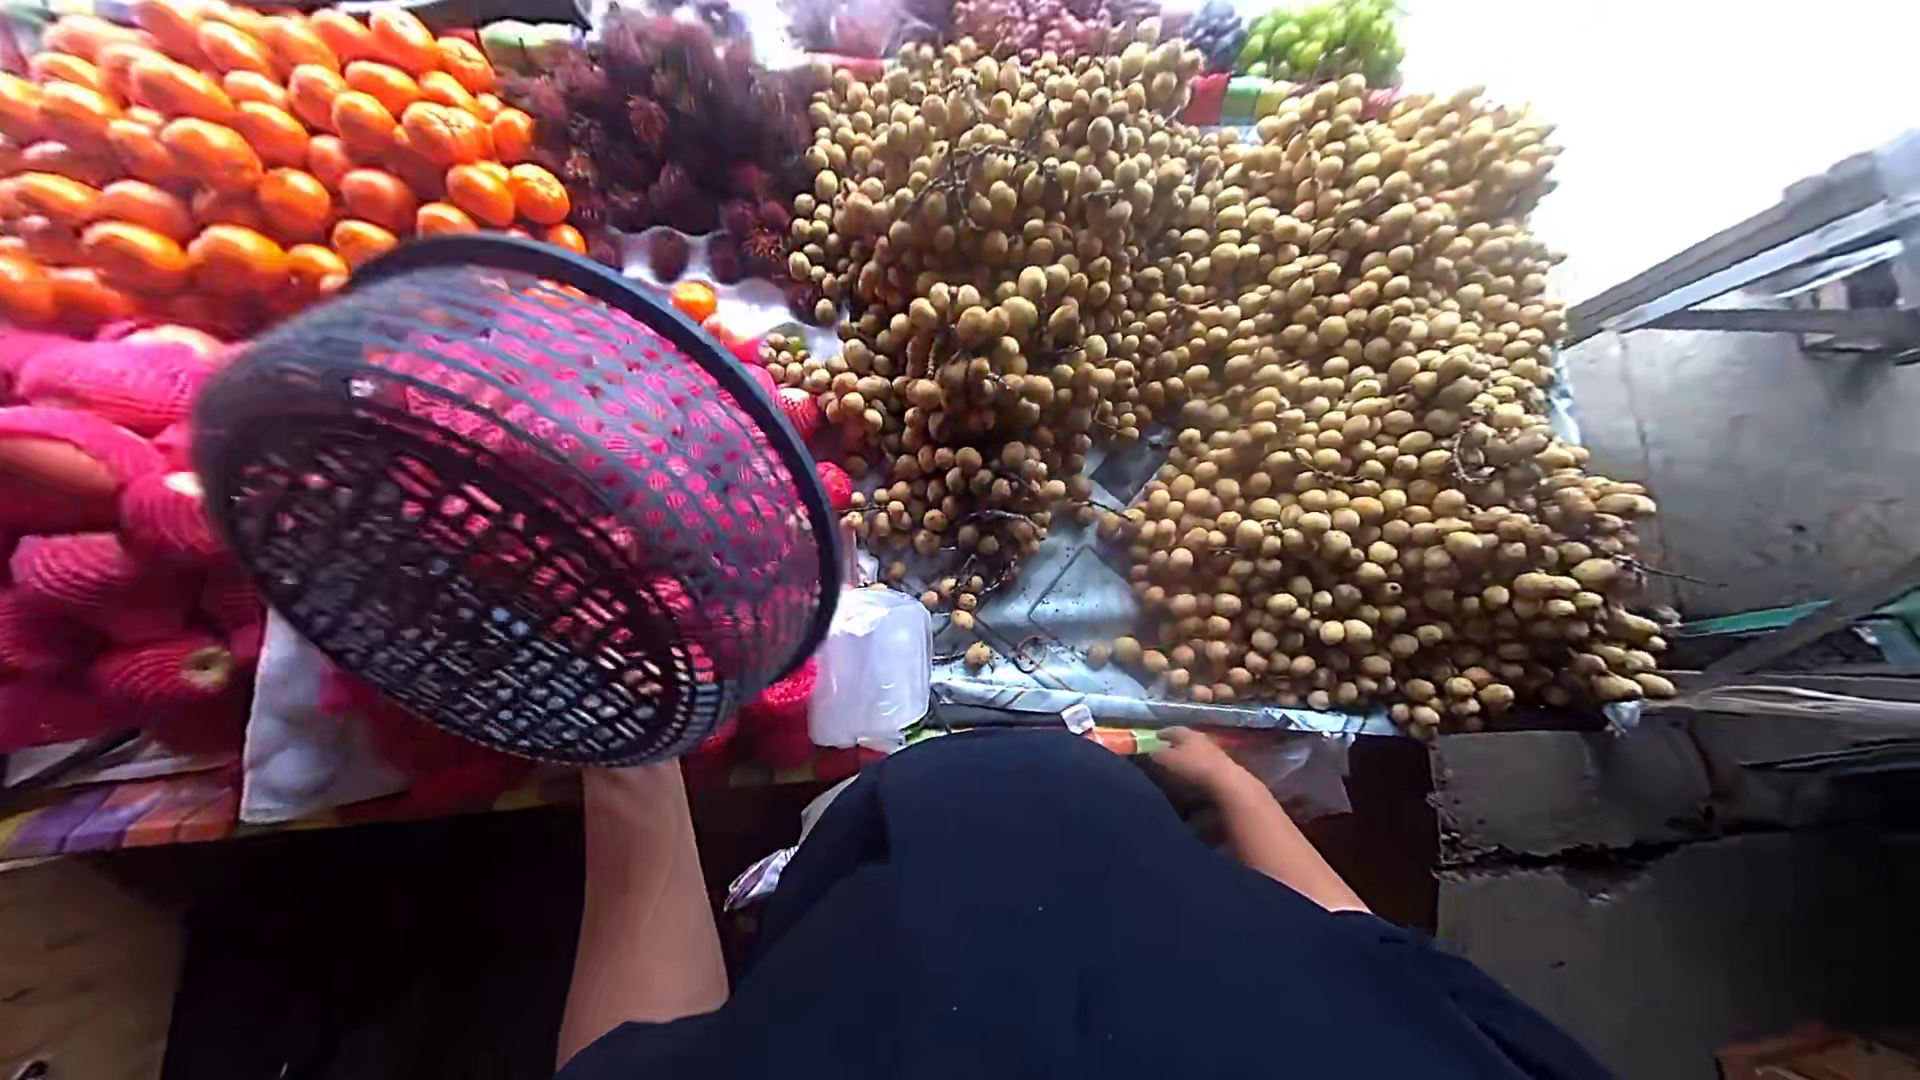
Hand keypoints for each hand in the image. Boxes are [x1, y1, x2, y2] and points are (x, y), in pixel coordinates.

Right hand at [1151, 727, 1254, 796]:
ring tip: (1180, 757)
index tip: (1155, 736)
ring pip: (1196, 746)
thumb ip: (1158, 754)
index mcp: (1186, 733)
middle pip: (1185, 737)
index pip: (1171, 729)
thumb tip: (1151, 752)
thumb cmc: (1193, 765)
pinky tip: (1194, 767)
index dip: (1163, 733)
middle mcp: (1199, 737)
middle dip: (1176, 741)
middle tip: (1167, 746)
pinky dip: (1197, 759)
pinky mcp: (1221, 761)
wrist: (1225, 779)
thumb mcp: (1169, 760)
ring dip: (1188, 750)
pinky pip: (1204, 757)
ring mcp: (1212, 748)